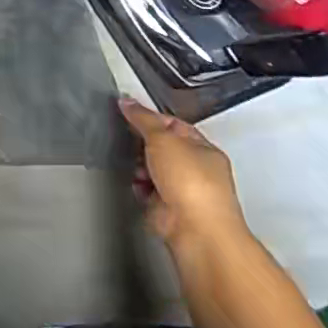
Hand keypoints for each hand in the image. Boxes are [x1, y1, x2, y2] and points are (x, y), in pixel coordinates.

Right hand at [121, 99, 248, 249]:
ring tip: (135, 167)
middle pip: (160, 146)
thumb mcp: (163, 139)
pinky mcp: (164, 205)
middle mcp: (194, 168)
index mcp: (202, 148)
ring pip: (150, 167)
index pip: (173, 125)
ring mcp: (180, 188)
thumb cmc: (190, 180)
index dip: (150, 118)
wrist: (193, 227)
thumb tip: (126, 101)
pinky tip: (136, 184)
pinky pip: (144, 187)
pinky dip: (138, 185)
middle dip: (141, 144)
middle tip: (125, 138)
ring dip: (138, 165)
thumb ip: (143, 119)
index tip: (126, 112)